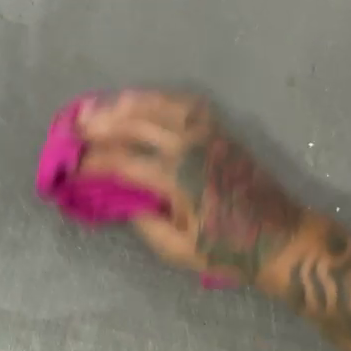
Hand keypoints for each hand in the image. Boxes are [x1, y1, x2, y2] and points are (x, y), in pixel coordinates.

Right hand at [74, 89, 307, 287]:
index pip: (124, 162)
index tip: (71, 165)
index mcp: (178, 179)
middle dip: (101, 124)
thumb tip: (125, 203)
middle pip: (137, 124)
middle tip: (73, 125)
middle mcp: (191, 148)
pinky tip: (142, 102)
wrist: (280, 238)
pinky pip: (186, 104)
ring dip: (126, 103)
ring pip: (161, 106)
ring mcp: (209, 135)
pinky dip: (159, 99)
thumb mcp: (180, 250)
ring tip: (100, 106)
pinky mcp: (222, 133)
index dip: (93, 162)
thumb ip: (147, 224)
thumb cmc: (230, 251)